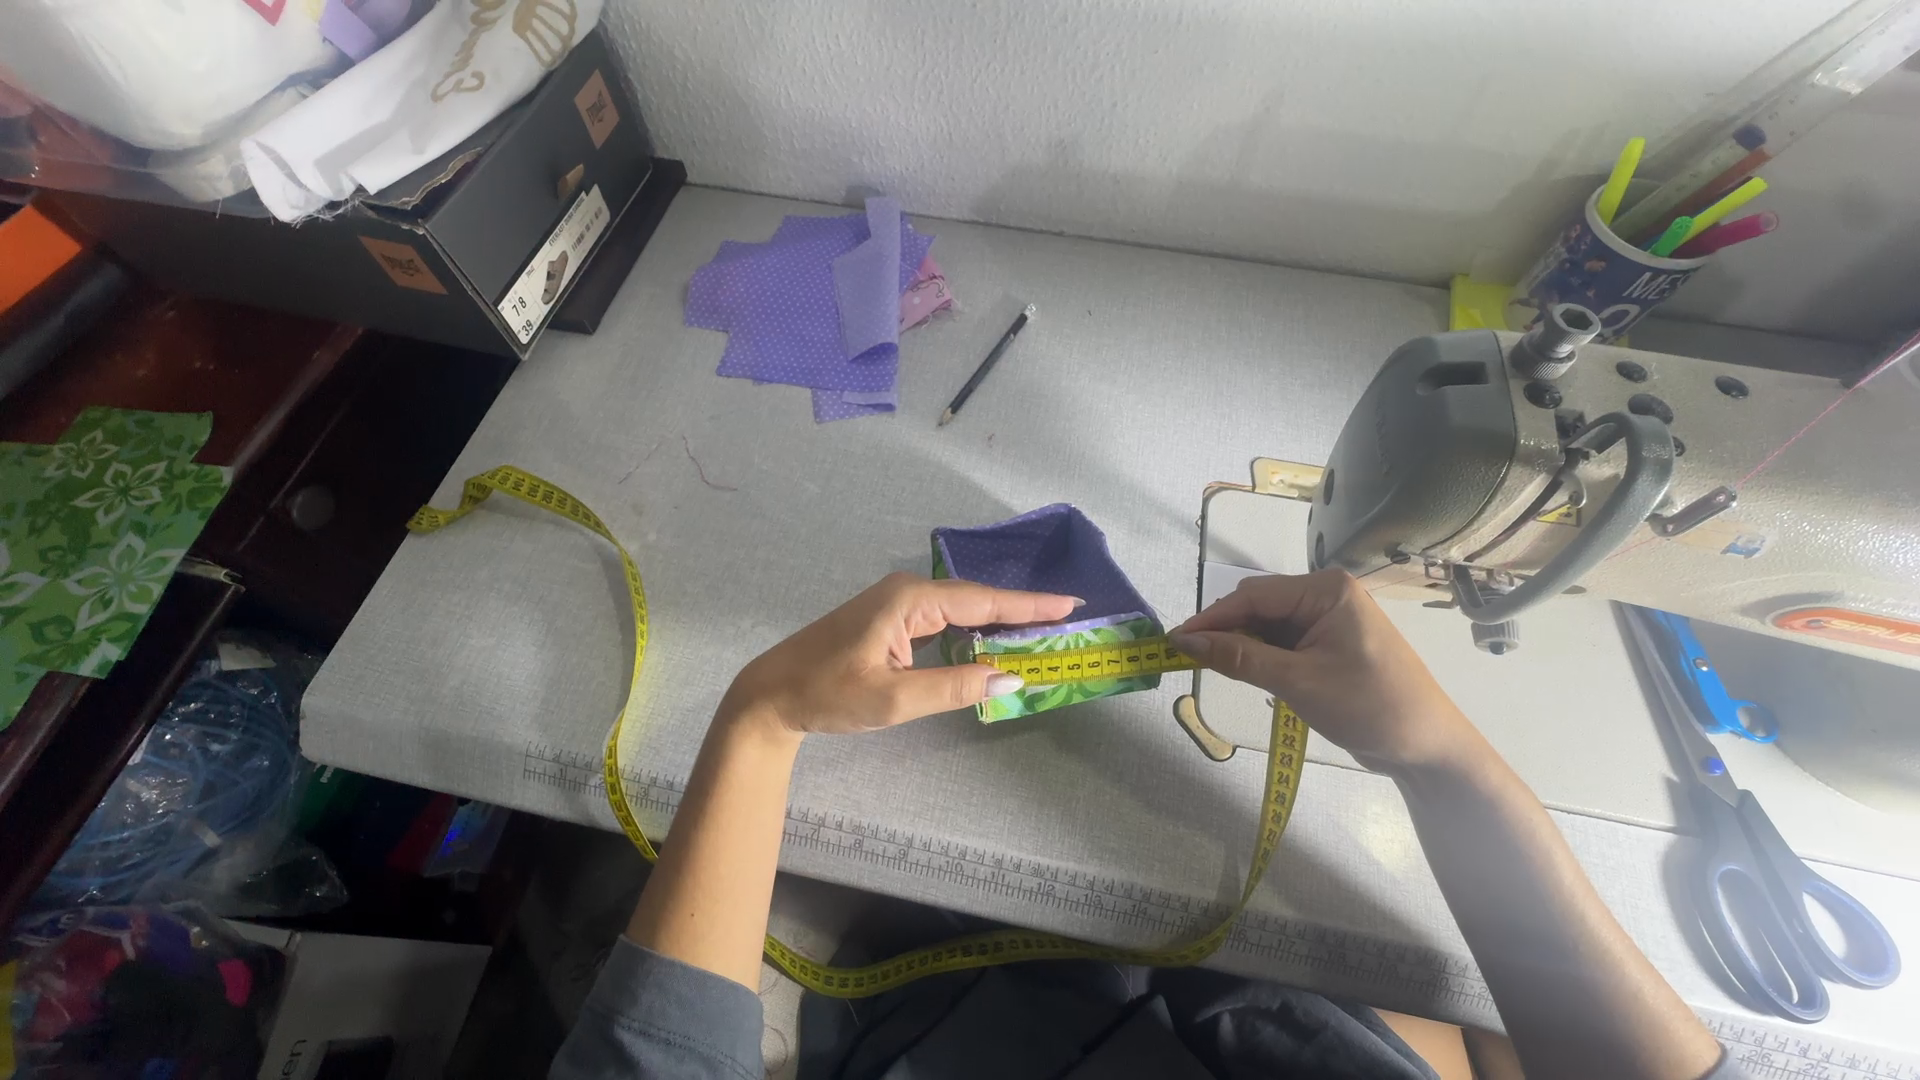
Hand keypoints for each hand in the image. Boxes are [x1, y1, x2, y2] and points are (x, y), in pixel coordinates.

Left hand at [723, 572, 1078, 736]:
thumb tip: (1010, 678)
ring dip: (998, 622)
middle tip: (1067, 621)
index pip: (983, 601)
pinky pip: (943, 621)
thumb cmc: (828, 695)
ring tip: (1041, 633)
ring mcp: (897, 604)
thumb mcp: (894, 700)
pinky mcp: (890, 620)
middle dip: (1021, 611)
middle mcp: (908, 592)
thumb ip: (954, 687)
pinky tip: (990, 643)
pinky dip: (972, 632)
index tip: (1071, 604)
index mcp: (911, 601)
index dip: (1030, 605)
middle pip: (976, 600)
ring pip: (961, 610)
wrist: (772, 694)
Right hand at [1170, 569, 1479, 773]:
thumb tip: (1183, 641)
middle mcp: (1326, 595)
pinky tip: (1250, 673)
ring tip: (1219, 670)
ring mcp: (1329, 618)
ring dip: (1243, 646)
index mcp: (1325, 590)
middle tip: (1192, 660)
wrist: (1429, 748)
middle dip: (1226, 631)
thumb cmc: (1369, 706)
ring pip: (1266, 625)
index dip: (1211, 618)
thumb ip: (1238, 657)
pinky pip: (1282, 640)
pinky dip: (1262, 656)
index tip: (1174, 641)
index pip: (1252, 596)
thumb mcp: (1297, 682)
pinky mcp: (1328, 642)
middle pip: (1257, 606)